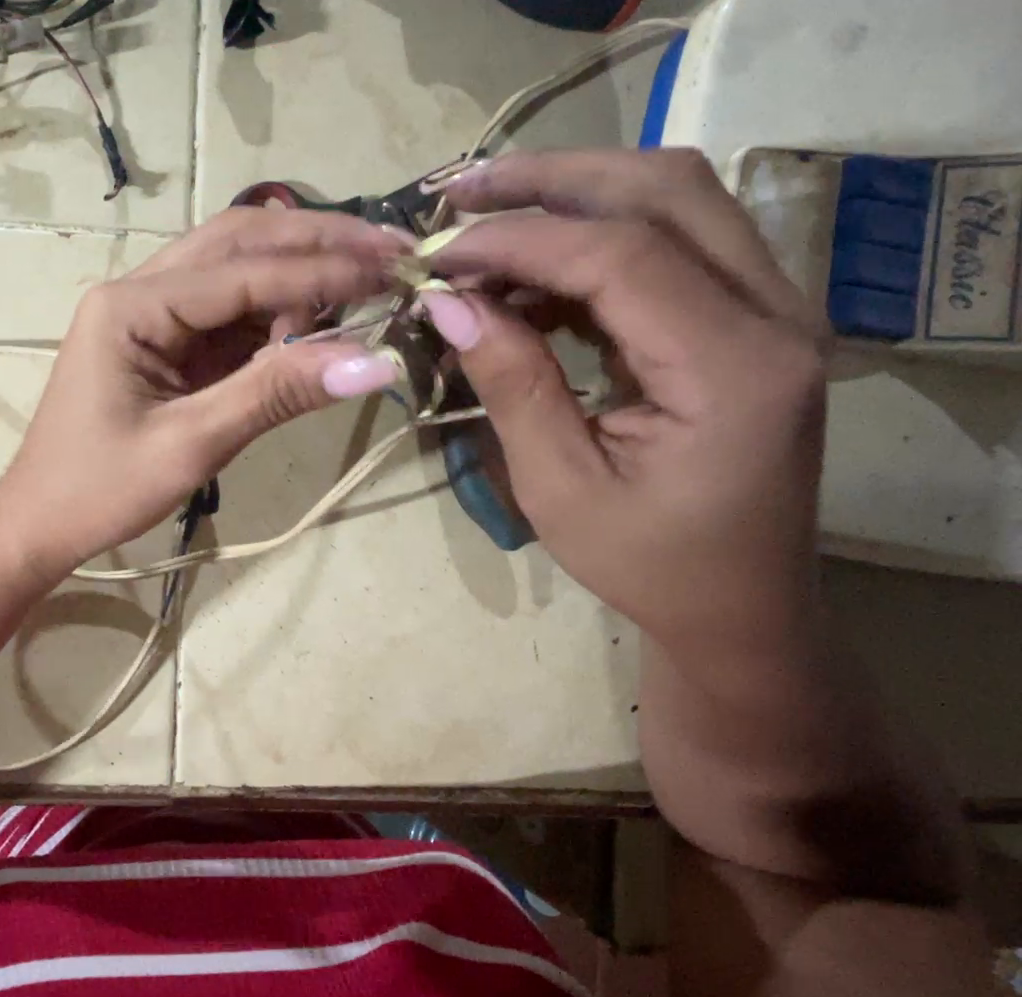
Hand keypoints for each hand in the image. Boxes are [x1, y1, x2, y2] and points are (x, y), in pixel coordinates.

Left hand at [0, 207, 410, 574]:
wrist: (40, 523)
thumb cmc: (100, 490)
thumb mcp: (190, 444)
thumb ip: (275, 393)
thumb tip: (375, 360)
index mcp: (130, 306)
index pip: (243, 271)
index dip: (322, 270)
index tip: (397, 269)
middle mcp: (136, 292)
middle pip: (236, 243)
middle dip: (314, 242)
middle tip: (393, 252)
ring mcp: (145, 315)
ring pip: (232, 270)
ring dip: (297, 270)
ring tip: (369, 279)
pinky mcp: (158, 343)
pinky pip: (223, 312)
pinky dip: (272, 311)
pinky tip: (317, 318)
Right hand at [424, 149, 830, 663]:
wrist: (740, 602)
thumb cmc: (647, 561)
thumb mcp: (560, 486)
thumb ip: (512, 385)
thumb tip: (449, 304)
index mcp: (735, 366)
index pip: (622, 255)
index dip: (520, 240)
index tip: (437, 254)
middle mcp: (775, 312)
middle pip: (667, 189)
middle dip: (553, 178)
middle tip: (458, 193)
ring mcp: (771, 307)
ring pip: (676, 199)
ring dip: (574, 195)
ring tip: (482, 219)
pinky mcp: (746, 315)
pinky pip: (670, 243)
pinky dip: (591, 241)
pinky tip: (525, 273)